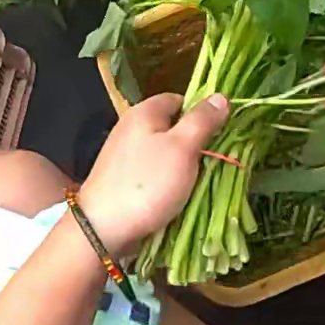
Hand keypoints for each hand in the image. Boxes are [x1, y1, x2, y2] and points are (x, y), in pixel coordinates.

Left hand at [77, 93, 228, 251]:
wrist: (103, 228)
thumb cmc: (146, 183)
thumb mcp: (182, 148)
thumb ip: (201, 121)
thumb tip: (220, 96)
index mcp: (144, 112)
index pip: (179, 100)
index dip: (201, 113)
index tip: (220, 133)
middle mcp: (131, 127)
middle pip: (173, 127)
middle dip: (195, 143)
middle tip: (215, 161)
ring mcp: (125, 154)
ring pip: (165, 152)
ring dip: (184, 166)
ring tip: (200, 182)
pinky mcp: (123, 178)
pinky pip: (153, 172)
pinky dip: (168, 181)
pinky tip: (178, 196)